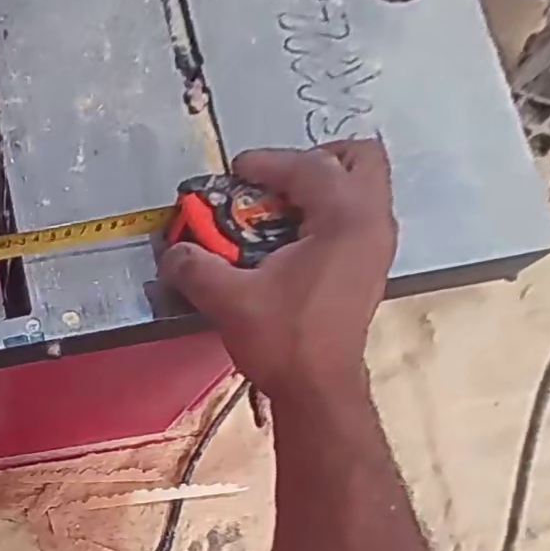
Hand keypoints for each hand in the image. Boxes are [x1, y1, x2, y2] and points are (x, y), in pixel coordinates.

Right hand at [159, 140, 396, 409]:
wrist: (318, 390)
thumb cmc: (285, 342)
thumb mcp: (230, 301)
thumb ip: (196, 268)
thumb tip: (172, 254)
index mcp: (345, 218)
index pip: (310, 166)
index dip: (268, 162)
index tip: (237, 171)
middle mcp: (372, 224)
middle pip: (359, 160)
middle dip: (315, 161)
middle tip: (276, 183)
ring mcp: (377, 249)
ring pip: (363, 190)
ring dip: (324, 189)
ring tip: (281, 212)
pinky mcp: (370, 272)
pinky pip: (357, 221)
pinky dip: (328, 217)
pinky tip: (293, 245)